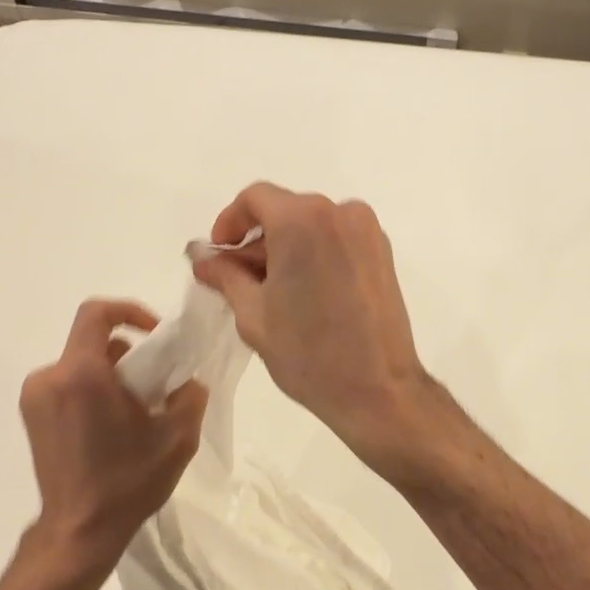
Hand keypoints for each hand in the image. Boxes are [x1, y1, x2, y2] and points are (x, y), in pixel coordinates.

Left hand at [19, 299, 205, 565]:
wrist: (81, 528)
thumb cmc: (129, 481)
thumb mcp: (178, 438)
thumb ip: (190, 396)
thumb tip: (187, 381)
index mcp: (82, 374)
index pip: (97, 313)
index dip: (130, 312)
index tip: (157, 336)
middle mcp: (50, 377)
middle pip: (93, 345)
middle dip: (130, 358)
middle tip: (157, 389)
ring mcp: (35, 399)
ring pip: (82, 369)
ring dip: (112, 380)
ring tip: (138, 416)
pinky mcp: (32, 419)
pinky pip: (68, 389)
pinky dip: (94, 396)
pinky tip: (114, 430)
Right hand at [192, 183, 440, 470]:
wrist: (377, 390)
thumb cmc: (308, 354)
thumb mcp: (253, 314)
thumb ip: (225, 276)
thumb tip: (204, 258)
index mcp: (302, 220)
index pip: (255, 198)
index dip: (230, 222)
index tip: (219, 254)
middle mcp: (341, 213)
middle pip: (286, 211)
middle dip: (259, 240)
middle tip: (241, 282)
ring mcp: (368, 234)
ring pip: (314, 227)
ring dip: (288, 249)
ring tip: (274, 295)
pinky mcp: (385, 257)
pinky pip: (339, 242)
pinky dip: (316, 256)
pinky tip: (306, 296)